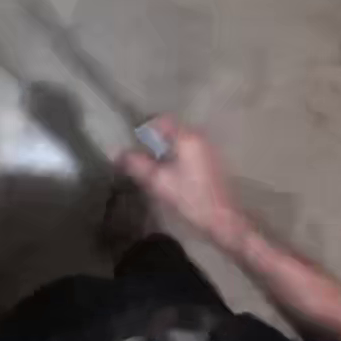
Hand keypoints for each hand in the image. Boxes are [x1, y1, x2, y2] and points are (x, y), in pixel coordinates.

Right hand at [117, 117, 251, 249]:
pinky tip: (169, 173)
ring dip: (165, 148)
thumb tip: (117, 153)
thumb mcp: (158, 182)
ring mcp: (208, 149)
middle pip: (171, 129)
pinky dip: (176, 155)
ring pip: (180, 140)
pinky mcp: (212, 162)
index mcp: (187, 137)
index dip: (145, 126)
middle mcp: (199, 137)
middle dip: (154, 139)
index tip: (132, 139)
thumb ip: (136, 164)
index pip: (162, 120)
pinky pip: (188, 150)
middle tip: (139, 153)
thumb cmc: (190, 198)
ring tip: (151, 164)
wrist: (224, 220)